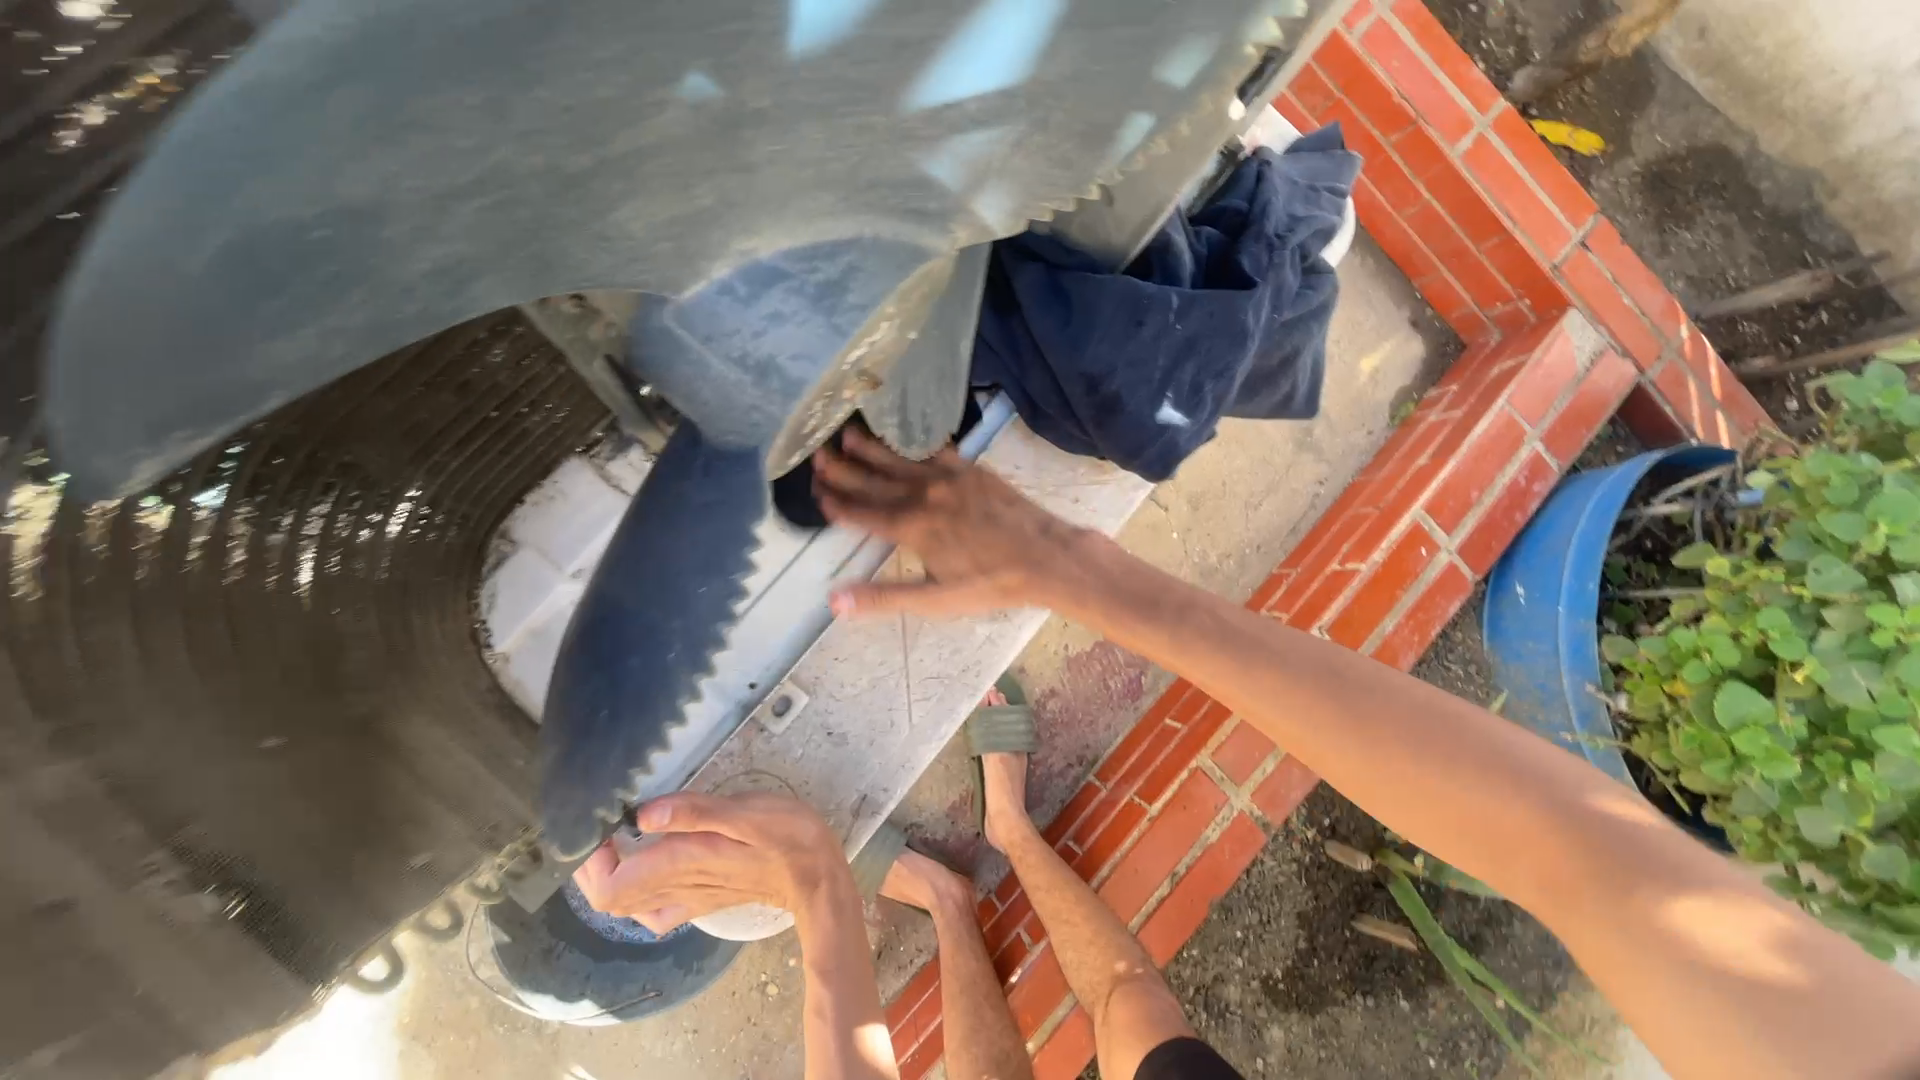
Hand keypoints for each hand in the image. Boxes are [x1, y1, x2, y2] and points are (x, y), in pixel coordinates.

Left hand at [571, 792, 848, 934]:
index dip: (589, 862)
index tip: (595, 824)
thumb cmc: (788, 837)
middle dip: (593, 867)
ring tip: (615, 840)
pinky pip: (655, 910)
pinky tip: (649, 864)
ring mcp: (690, 899)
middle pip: (611, 900)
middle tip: (601, 826)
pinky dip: (638, 891)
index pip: (610, 886)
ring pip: (629, 905)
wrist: (818, 876)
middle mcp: (678, 889)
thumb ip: (695, 812)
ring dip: (611, 876)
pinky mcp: (704, 898)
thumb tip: (643, 815)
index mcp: (683, 865)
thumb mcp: (747, 813)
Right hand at [813, 427, 1093, 616]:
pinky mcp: (971, 469)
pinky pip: (933, 450)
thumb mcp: (935, 599)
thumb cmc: (990, 583)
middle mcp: (923, 495)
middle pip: (875, 480)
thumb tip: (834, 601)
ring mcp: (948, 477)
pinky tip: (904, 437)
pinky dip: (912, 443)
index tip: (817, 493)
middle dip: (844, 470)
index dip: (838, 504)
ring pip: (900, 459)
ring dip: (872, 448)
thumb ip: (883, 597)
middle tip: (818, 456)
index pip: (863, 513)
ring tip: (848, 434)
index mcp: (911, 527)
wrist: (1045, 555)